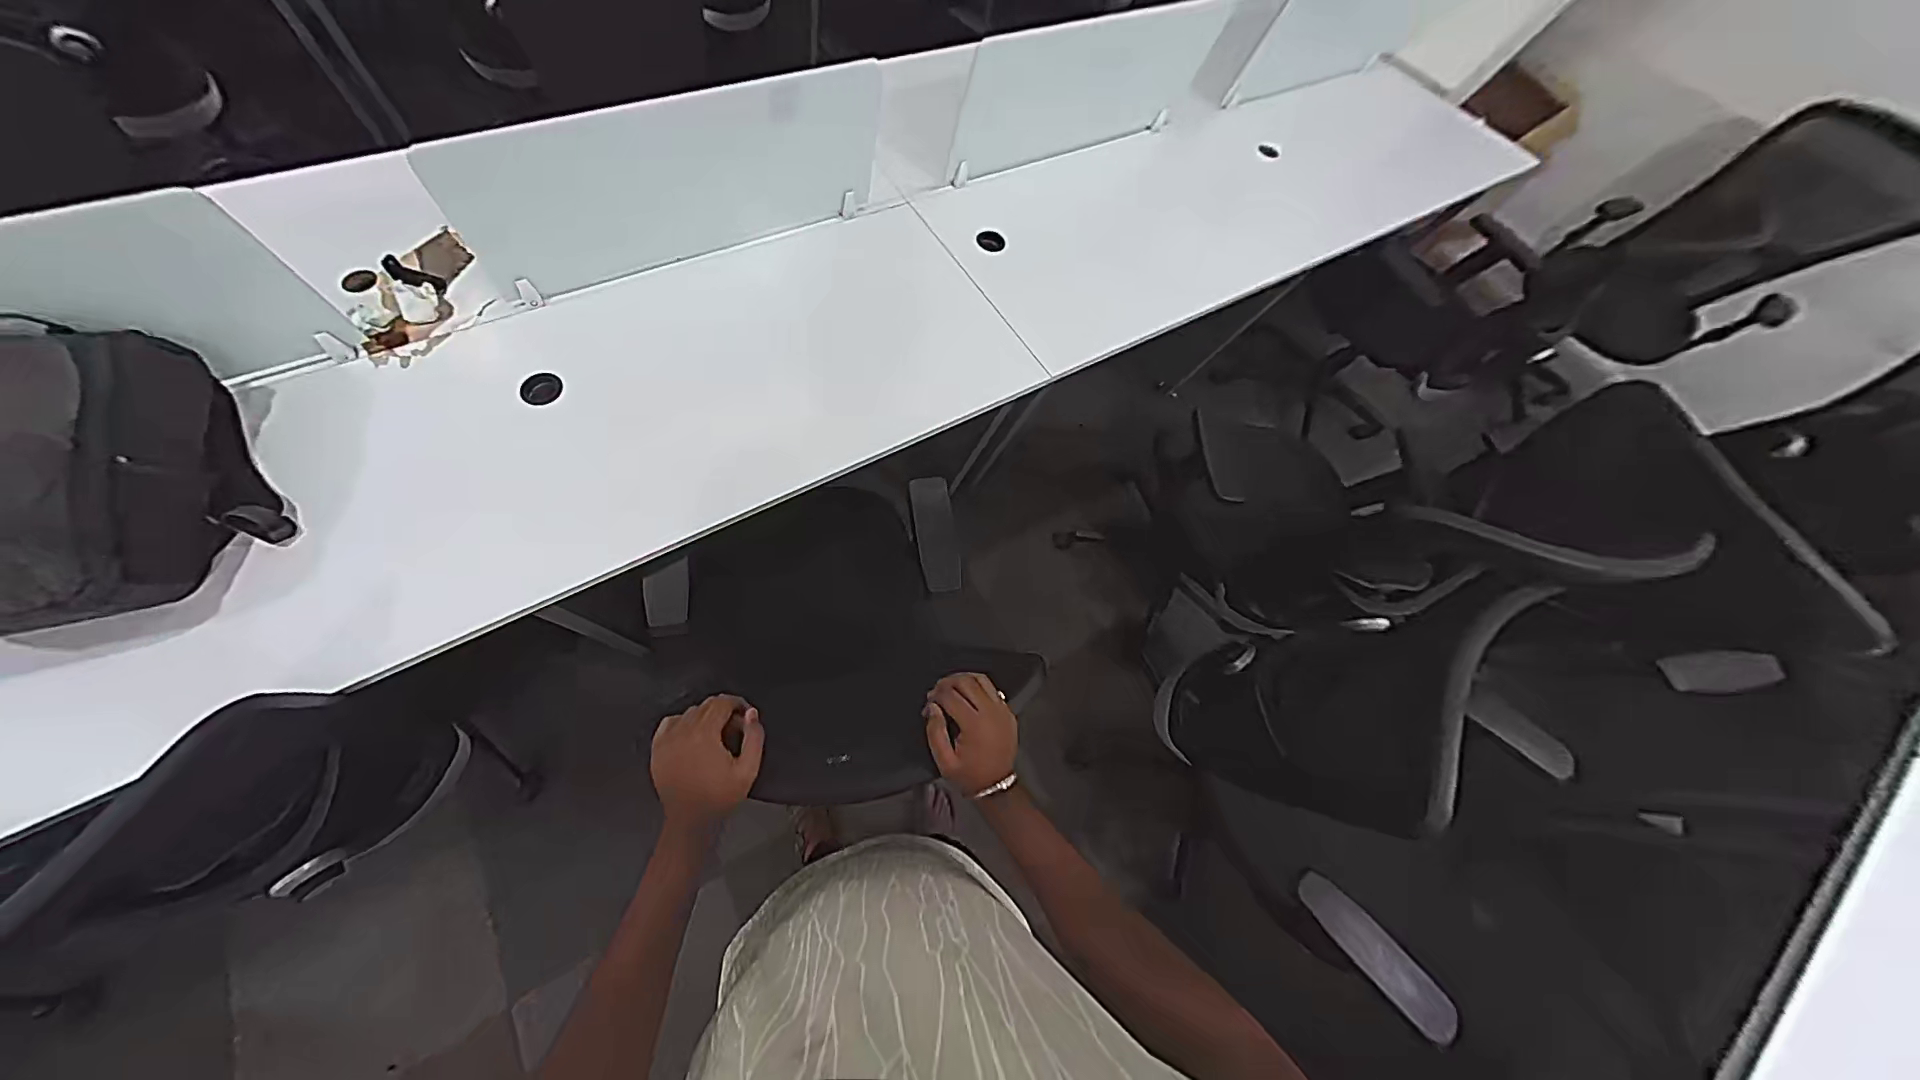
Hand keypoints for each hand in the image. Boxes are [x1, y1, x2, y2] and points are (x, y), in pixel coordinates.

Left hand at [651, 695, 763, 829]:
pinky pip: (670, 722)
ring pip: (690, 712)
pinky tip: (692, 736)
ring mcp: (667, 739)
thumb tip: (751, 714)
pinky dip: (683, 722)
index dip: (738, 703)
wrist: (690, 820)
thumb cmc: (720, 797)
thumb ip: (754, 737)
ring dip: (706, 716)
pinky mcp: (657, 748)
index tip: (746, 714)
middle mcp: (683, 731)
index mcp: (704, 734)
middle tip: (735, 728)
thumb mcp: (748, 769)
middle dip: (724, 710)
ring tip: (716, 735)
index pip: (722, 702)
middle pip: (706, 705)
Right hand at [924, 672, 1017, 796]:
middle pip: (966, 682)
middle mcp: (990, 713)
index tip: (929, 702)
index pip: (950, 696)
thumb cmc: (970, 775)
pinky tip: (968, 693)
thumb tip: (932, 708)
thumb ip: (935, 732)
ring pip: (981, 679)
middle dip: (947, 682)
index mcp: (974, 724)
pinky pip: (992, 688)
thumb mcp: (945, 761)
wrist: (996, 785)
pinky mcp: (1007, 712)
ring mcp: (1002, 710)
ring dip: (963, 678)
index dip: (935, 696)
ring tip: (951, 686)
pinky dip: (978, 685)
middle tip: (937, 691)